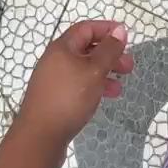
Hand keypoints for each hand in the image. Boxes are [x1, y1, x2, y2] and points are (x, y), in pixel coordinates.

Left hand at [13, 20, 134, 146]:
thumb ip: (109, 50)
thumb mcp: (94, 71)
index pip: (86, 28)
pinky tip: (103, 99)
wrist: (38, 139)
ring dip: (104, 74)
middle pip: (86, 49)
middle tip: (128, 66)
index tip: (125, 36)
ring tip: (119, 87)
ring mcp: (53, 81)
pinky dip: (93, 87)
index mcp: (62, 48)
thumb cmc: (68, 98)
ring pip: (83, 70)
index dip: (107, 29)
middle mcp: (55, 60)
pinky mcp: (54, 99)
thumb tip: (119, 30)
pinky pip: (77, 85)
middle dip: (109, 55)